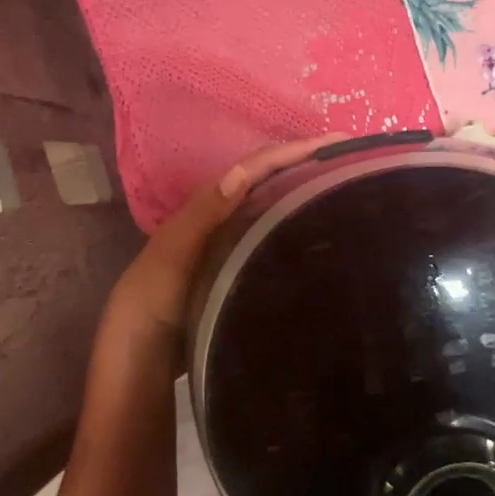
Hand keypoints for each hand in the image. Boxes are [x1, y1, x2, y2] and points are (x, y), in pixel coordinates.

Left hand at [104, 134, 347, 341]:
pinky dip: (299, 227)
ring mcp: (233, 246)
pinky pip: (276, 240)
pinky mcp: (241, 274)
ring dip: (306, 192)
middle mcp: (223, 220)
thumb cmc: (153, 299)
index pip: (258, 168)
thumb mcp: (174, 254)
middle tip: (354, 160)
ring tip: (347, 188)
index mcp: (208, 207)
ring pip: (275, 209)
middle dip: (307, 165)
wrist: (140, 353)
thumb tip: (242, 172)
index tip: (341, 142)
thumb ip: (205, 214)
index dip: (295, 151)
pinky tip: (323, 235)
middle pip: (270, 182)